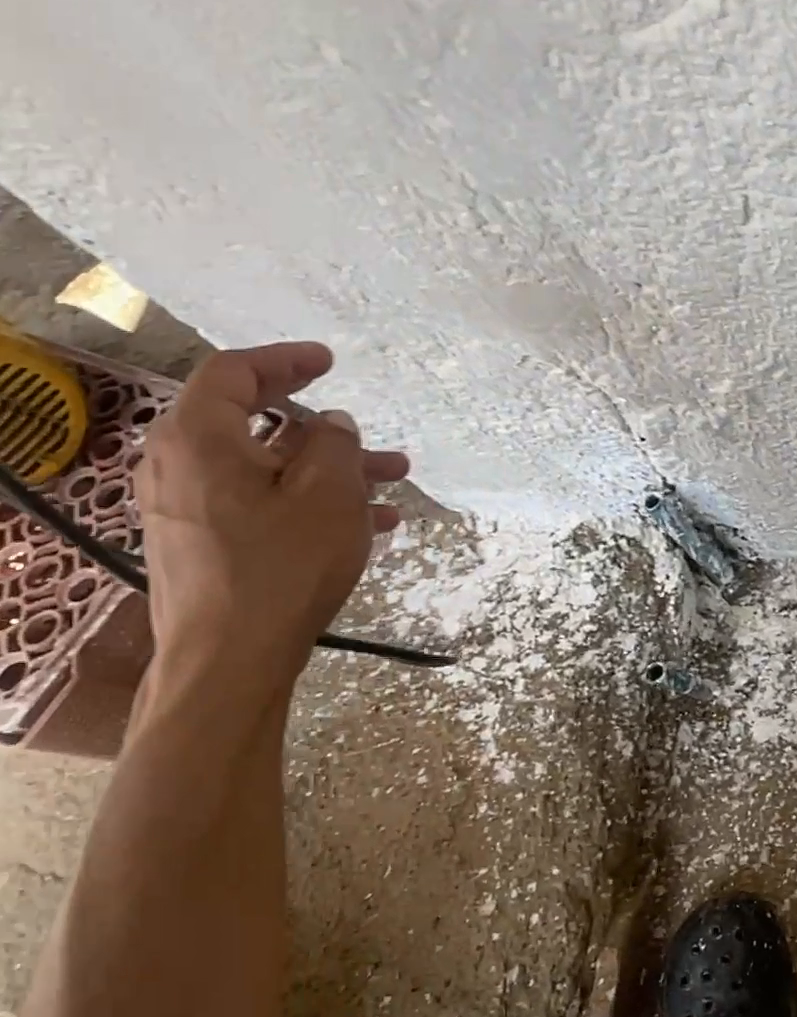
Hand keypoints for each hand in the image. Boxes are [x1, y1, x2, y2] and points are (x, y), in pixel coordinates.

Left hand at [133, 343, 407, 673]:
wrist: (230, 656)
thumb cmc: (283, 565)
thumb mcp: (329, 495)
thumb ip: (335, 446)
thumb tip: (331, 424)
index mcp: (200, 439)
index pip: (233, 374)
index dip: (285, 360)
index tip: (329, 361)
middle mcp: (182, 466)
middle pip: (256, 425)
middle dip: (325, 429)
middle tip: (371, 432)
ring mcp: (190, 508)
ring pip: (269, 469)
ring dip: (331, 469)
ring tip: (394, 480)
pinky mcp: (206, 542)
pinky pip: (263, 503)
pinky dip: (310, 501)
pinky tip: (370, 522)